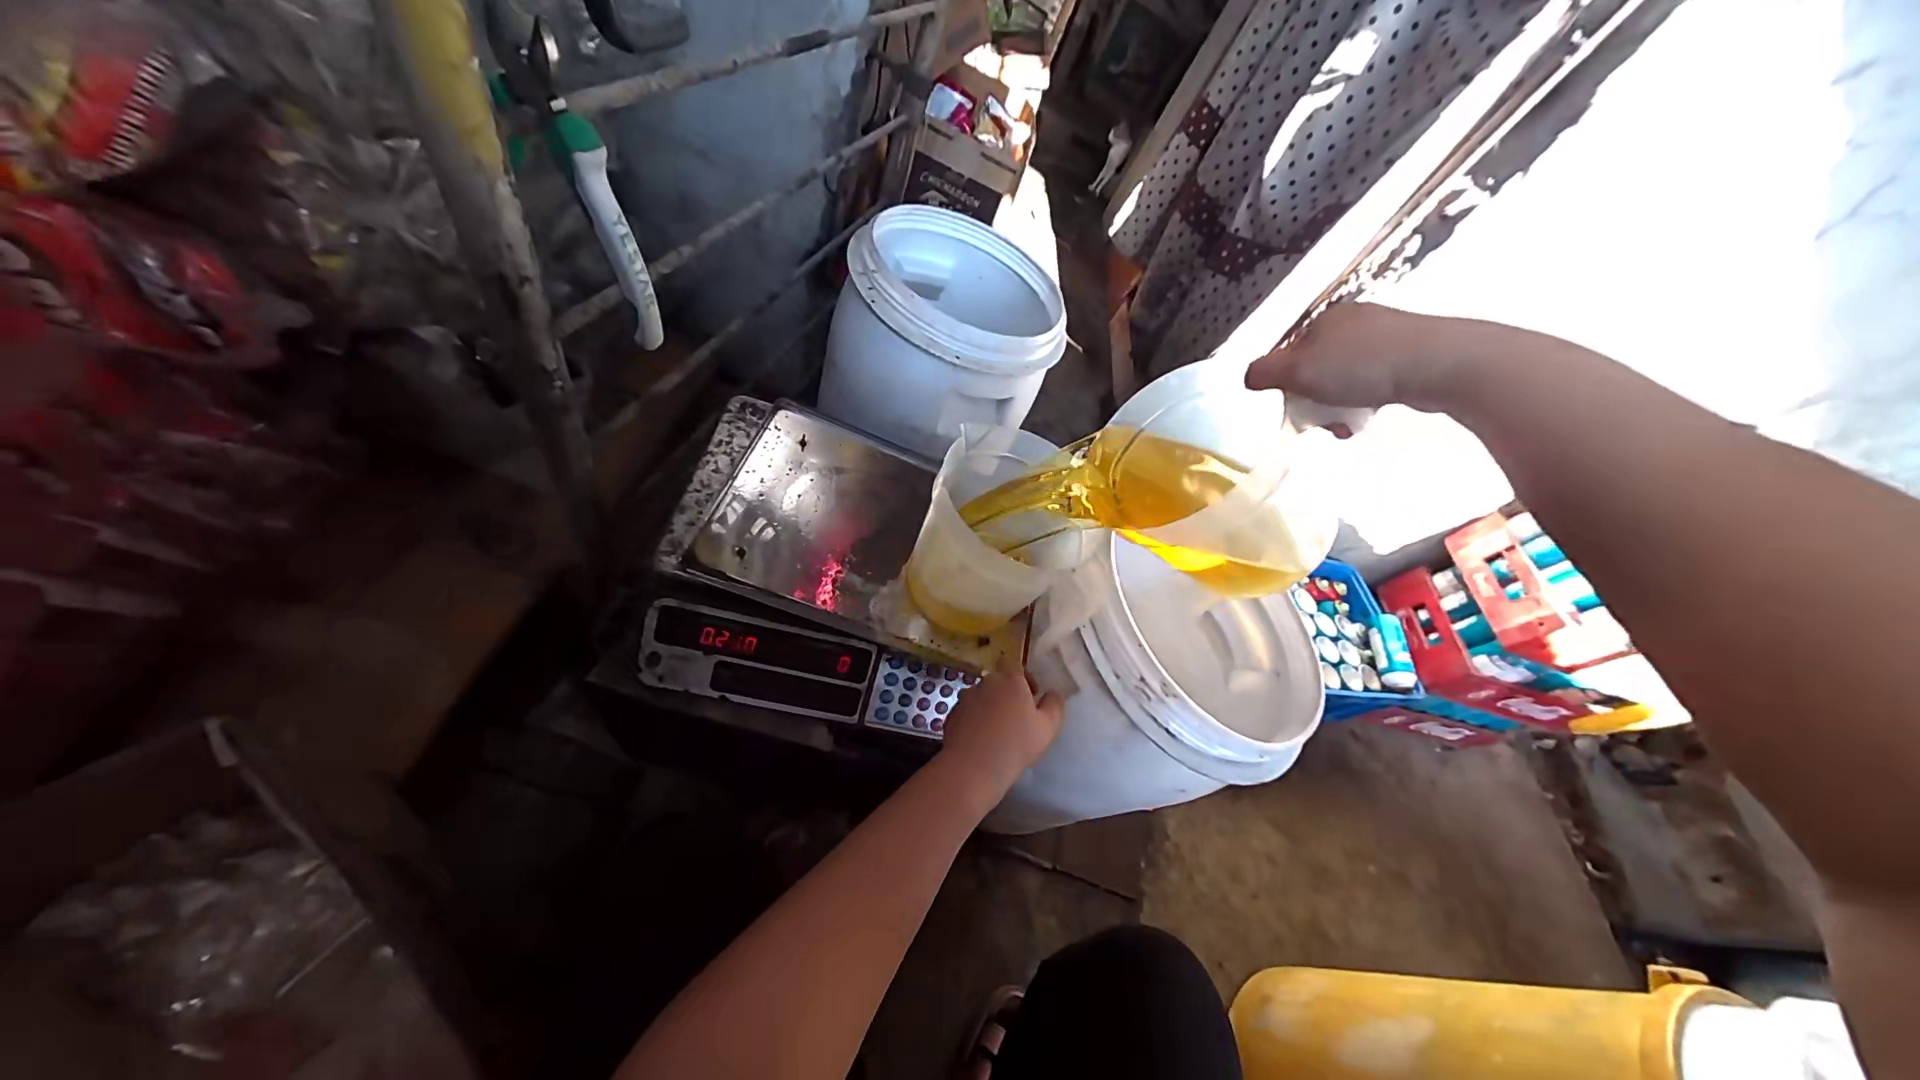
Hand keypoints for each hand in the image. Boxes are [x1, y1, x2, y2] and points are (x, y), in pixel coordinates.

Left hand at [939, 657, 1064, 794]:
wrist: (973, 767)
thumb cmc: (1016, 745)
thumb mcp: (1047, 728)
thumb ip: (1054, 705)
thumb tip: (1053, 693)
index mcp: (1009, 680)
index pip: (1012, 662)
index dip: (1022, 676)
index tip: (1030, 696)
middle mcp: (984, 683)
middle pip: (997, 681)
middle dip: (1006, 693)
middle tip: (1017, 717)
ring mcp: (964, 698)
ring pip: (981, 697)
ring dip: (989, 707)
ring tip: (997, 731)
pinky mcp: (951, 715)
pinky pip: (967, 712)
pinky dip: (974, 721)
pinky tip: (981, 741)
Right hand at [1246, 302, 1518, 413]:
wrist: (1439, 364)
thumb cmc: (1360, 365)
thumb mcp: (1298, 371)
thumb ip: (1264, 373)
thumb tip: (1248, 377)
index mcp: (1327, 317)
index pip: (1291, 351)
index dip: (1286, 383)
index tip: (1291, 407)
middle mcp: (1356, 320)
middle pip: (1318, 367)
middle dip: (1314, 398)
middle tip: (1319, 421)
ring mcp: (1388, 335)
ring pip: (1346, 377)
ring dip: (1339, 405)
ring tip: (1346, 424)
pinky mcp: (1414, 353)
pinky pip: (1375, 381)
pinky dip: (1366, 400)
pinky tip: (1371, 415)